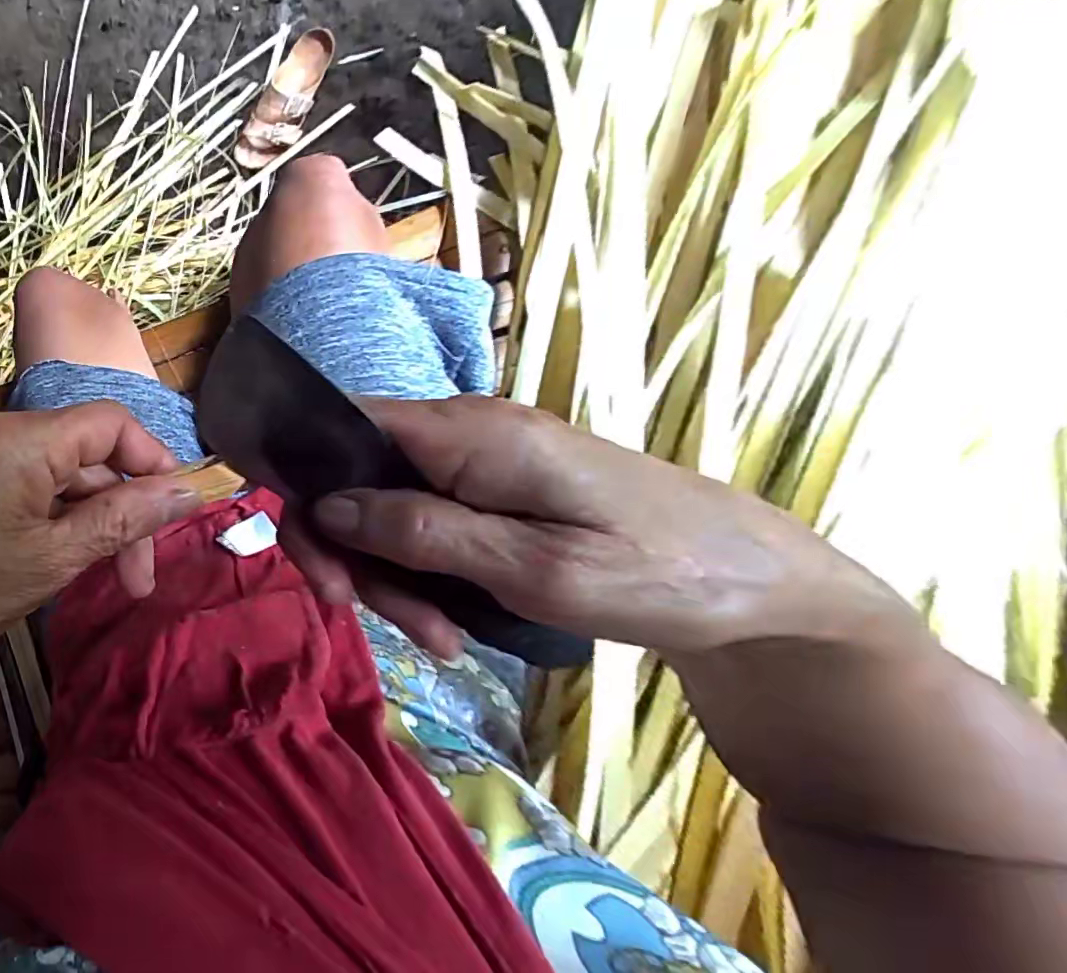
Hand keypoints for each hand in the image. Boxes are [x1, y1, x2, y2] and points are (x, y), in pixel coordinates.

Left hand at [0, 402, 202, 707]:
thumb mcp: (51, 562)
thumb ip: (124, 519)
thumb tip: (188, 491)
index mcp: (22, 439)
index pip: (113, 424)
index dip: (155, 462)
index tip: (175, 517)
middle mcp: (2, 432)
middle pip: (93, 456)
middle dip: (125, 512)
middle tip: (138, 581)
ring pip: (67, 478)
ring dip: (95, 524)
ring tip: (106, 581)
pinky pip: (36, 489)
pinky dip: (62, 523)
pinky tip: (68, 565)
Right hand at [283, 394, 906, 657]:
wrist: (759, 582)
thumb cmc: (658, 573)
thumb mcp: (534, 568)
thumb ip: (425, 531)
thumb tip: (326, 505)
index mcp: (469, 432)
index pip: (343, 427)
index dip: (307, 487)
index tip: (323, 570)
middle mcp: (462, 430)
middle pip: (360, 477)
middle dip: (361, 555)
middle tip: (405, 627)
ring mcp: (478, 458)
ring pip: (390, 507)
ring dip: (397, 575)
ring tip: (442, 639)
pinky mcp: (492, 486)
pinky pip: (427, 520)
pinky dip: (425, 572)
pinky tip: (454, 623)